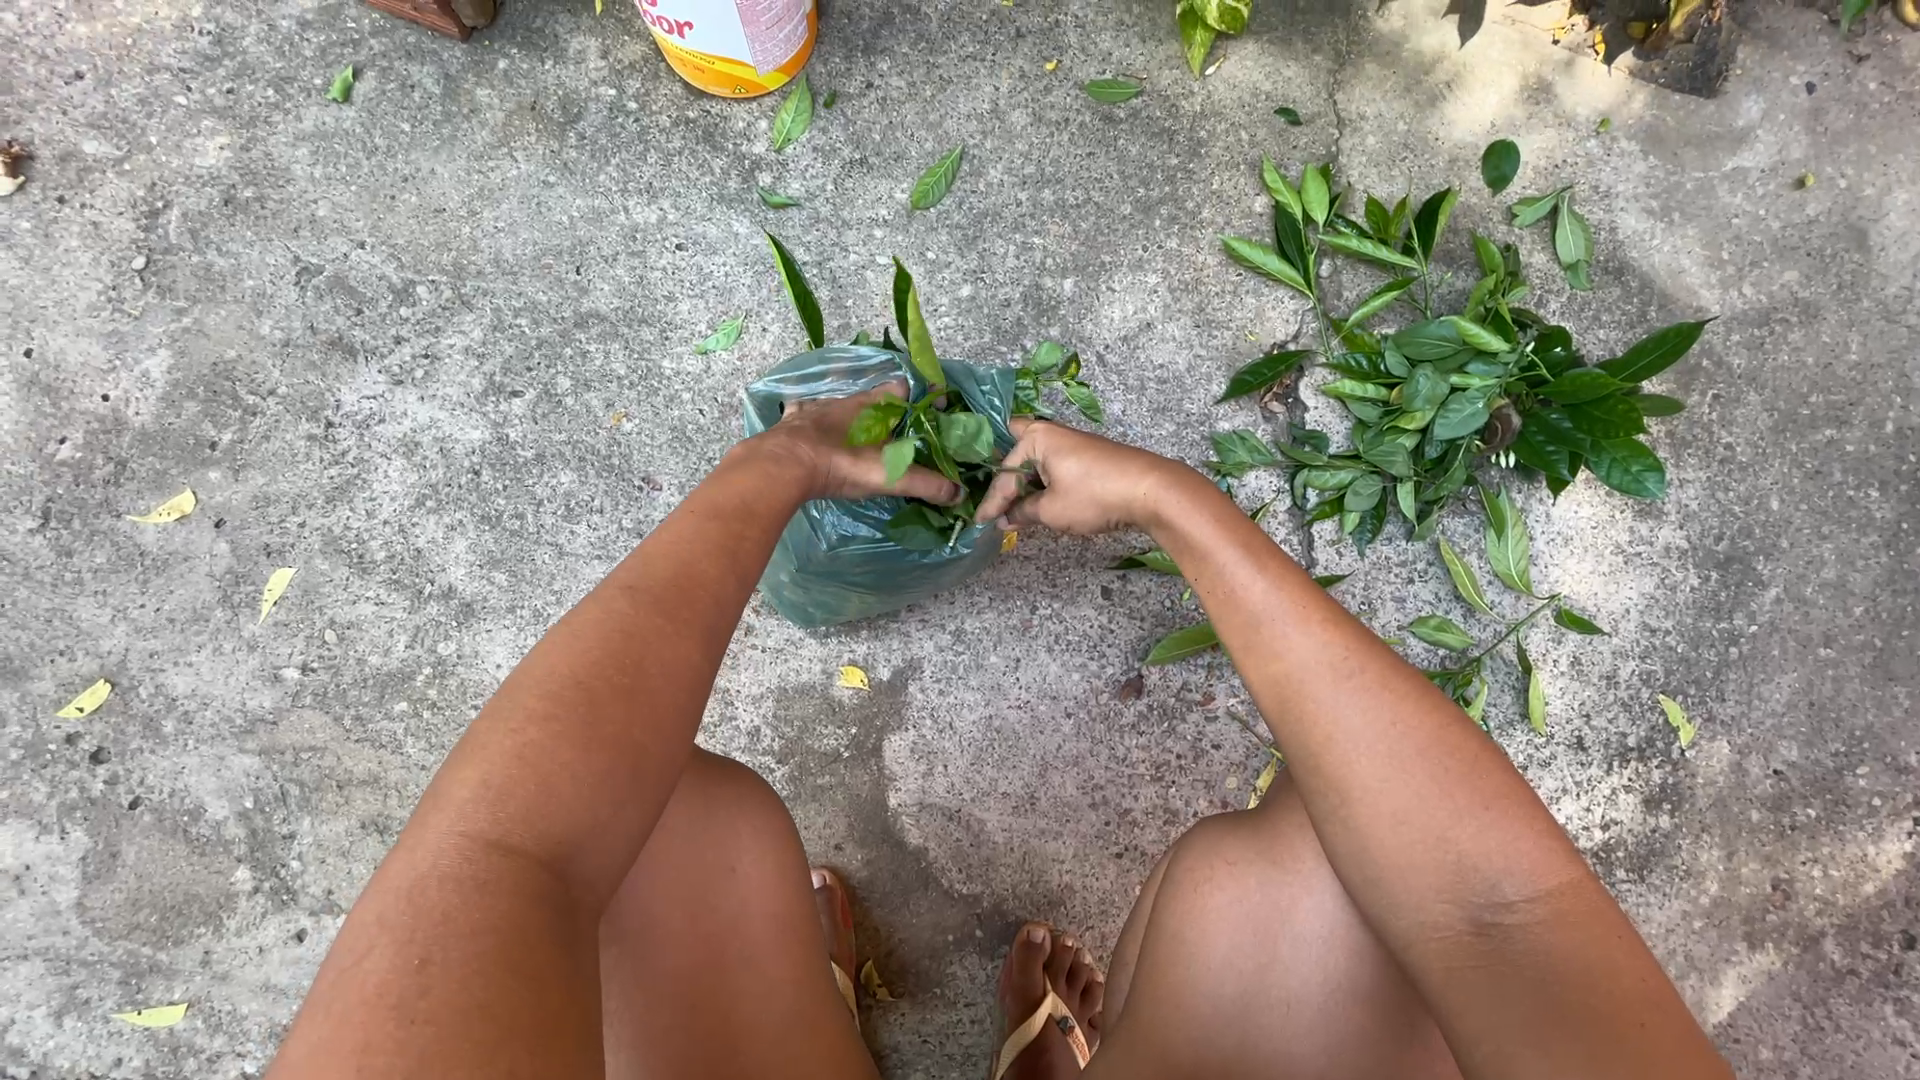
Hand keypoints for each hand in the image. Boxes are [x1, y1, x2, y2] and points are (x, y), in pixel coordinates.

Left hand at [746, 382, 962, 503]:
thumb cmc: (842, 463)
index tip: (932, 409)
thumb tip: (959, 493)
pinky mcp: (789, 424)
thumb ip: (927, 483)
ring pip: (837, 405)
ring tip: (856, 433)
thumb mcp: (890, 475)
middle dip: (884, 410)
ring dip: (848, 415)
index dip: (919, 397)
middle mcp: (843, 401)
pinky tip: (809, 431)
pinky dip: (808, 420)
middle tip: (896, 431)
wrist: (784, 466)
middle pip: (871, 398)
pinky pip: (801, 415)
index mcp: (871, 406)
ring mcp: (813, 410)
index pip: (902, 389)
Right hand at [973, 419, 1192, 534]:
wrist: (1149, 490)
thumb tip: (1007, 519)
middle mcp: (1052, 433)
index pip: (1006, 475)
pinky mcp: (1087, 455)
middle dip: (1003, 472)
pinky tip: (1039, 498)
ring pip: (1036, 457)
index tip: (980, 523)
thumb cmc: (1094, 496)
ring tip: (1011, 504)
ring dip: (1024, 479)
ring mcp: (1071, 442)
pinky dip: (1042, 480)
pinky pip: (1052, 464)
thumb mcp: (1052, 510)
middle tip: (991, 495)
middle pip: (1017, 450)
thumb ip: (1024, 513)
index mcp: (1036, 439)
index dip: (993, 502)